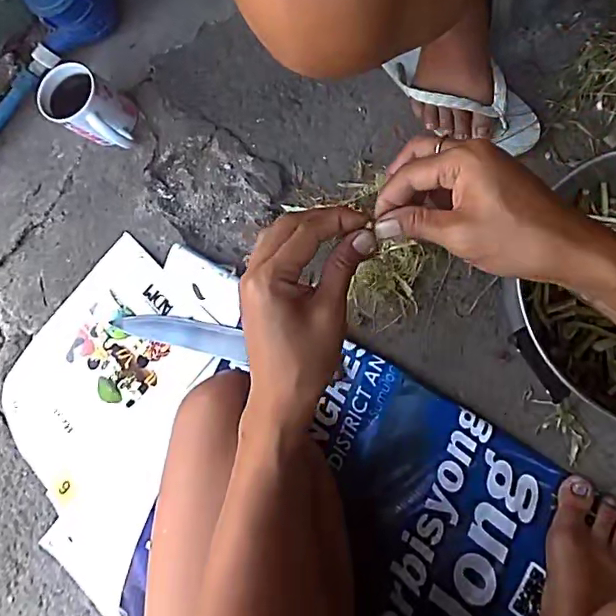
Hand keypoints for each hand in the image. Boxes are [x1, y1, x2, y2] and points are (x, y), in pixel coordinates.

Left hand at [239, 207, 369, 428]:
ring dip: (309, 226)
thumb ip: (343, 267)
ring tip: (341, 229)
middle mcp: (253, 273)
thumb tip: (363, 237)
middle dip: (323, 218)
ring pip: (278, 235)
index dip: (338, 220)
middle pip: (288, 225)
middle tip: (355, 222)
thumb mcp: (330, 311)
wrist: (280, 398)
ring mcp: (250, 280)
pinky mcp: (255, 289)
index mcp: (268, 277)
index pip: (306, 231)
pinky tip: (319, 245)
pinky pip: (274, 251)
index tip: (364, 222)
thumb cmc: (305, 362)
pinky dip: (298, 241)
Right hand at [372, 137, 609, 285]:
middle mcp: (474, 148)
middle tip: (388, 212)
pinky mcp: (497, 172)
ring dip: (420, 186)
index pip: (410, 172)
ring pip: (439, 163)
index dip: (389, 197)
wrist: (568, 246)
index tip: (376, 221)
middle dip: (401, 182)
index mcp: (463, 157)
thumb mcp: (459, 235)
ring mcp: (488, 159)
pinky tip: (434, 214)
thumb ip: (417, 223)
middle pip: (421, 155)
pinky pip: (458, 172)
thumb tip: (385, 223)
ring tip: (408, 218)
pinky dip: (441, 189)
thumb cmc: (517, 241)